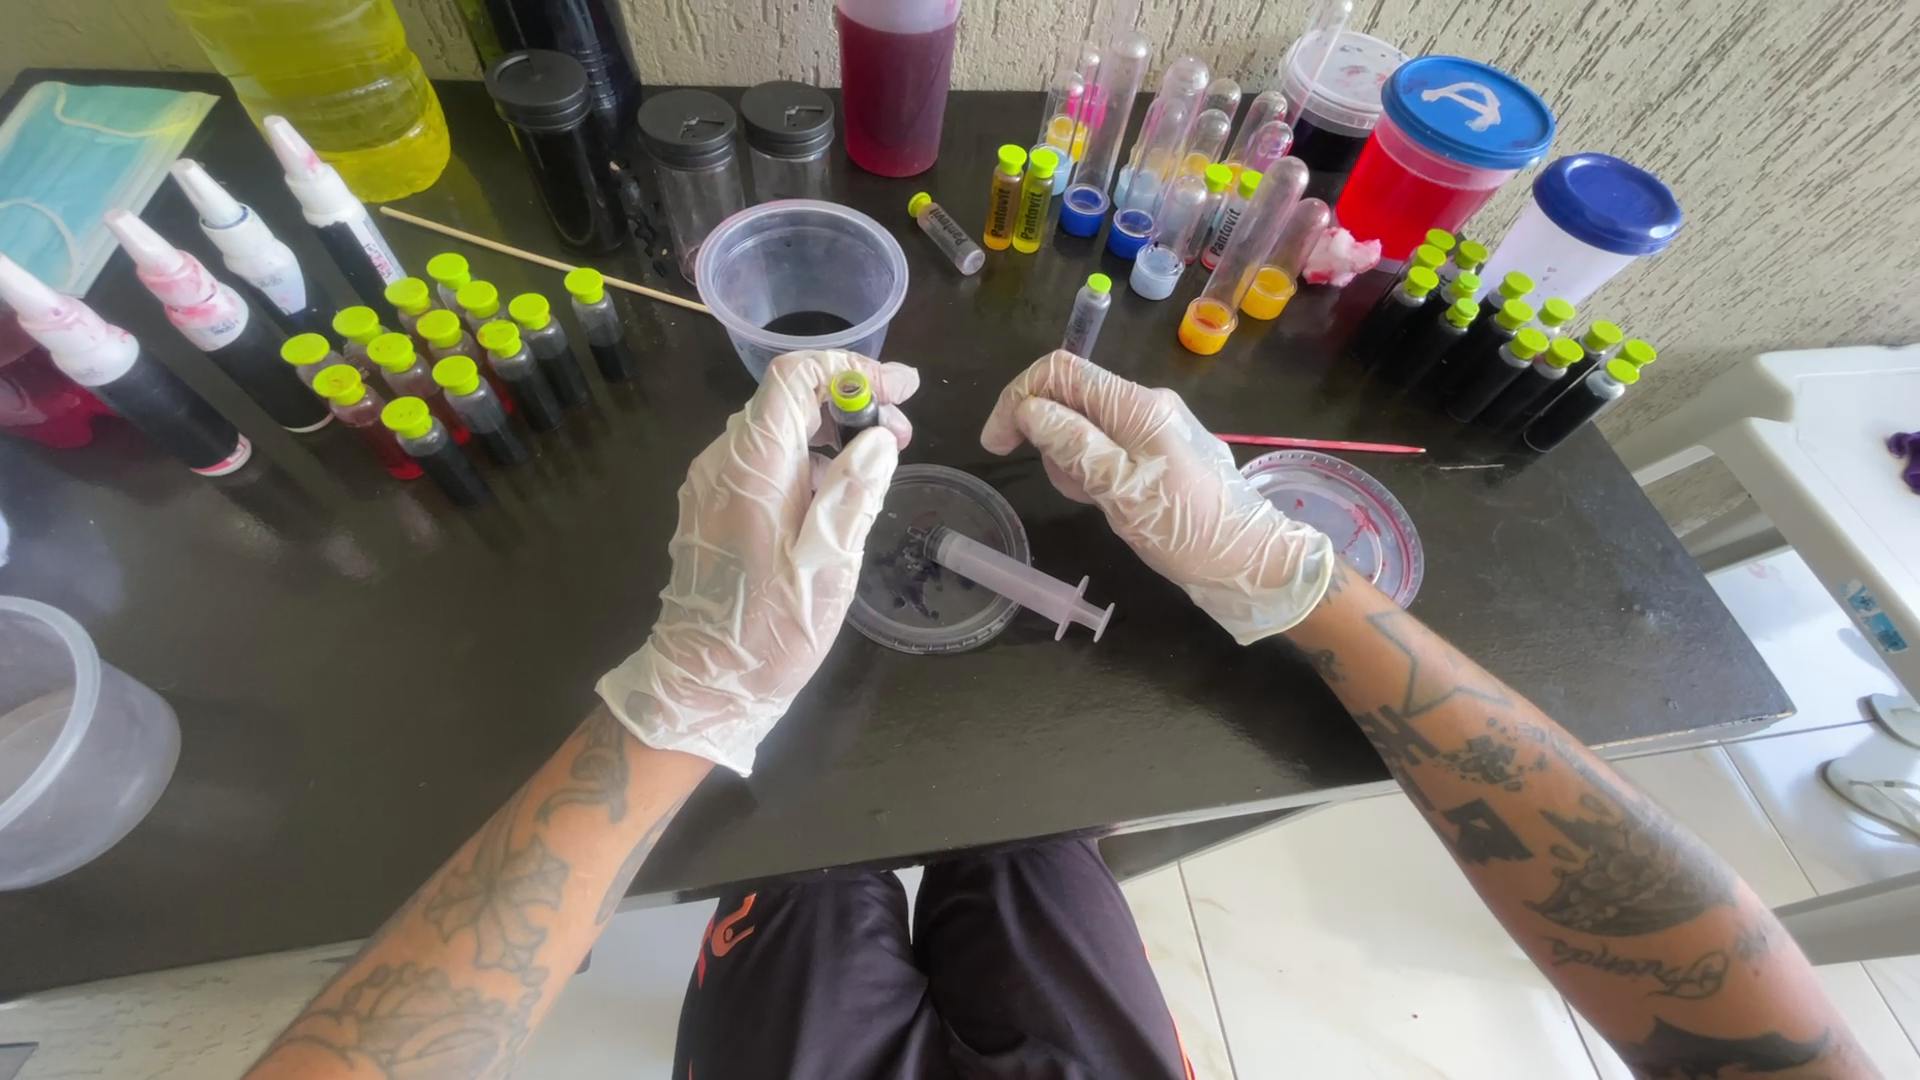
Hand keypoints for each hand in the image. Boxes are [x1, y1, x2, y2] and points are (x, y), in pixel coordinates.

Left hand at [598, 350, 918, 774]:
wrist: (702, 683)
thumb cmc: (770, 630)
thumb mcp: (826, 565)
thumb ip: (853, 493)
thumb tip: (879, 437)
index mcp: (750, 467)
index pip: (793, 378)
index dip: (852, 371)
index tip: (903, 389)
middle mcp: (722, 462)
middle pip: (785, 398)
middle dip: (849, 402)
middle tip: (901, 436)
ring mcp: (712, 483)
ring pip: (776, 428)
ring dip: (831, 431)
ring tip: (878, 463)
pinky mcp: (714, 505)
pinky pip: (764, 460)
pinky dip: (807, 458)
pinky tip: (835, 491)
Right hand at [980, 351, 1332, 643]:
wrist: (1249, 561)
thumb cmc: (1186, 529)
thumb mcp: (1120, 490)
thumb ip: (1073, 444)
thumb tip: (1029, 409)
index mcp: (1137, 405)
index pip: (1061, 371)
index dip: (1017, 398)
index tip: (996, 444)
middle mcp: (1145, 404)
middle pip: (1070, 399)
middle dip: (1050, 440)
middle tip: (1070, 488)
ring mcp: (1154, 427)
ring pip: (1085, 427)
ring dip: (1072, 461)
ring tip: (1096, 501)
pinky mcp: (1158, 450)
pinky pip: (1107, 448)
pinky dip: (1093, 471)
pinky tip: (1110, 501)